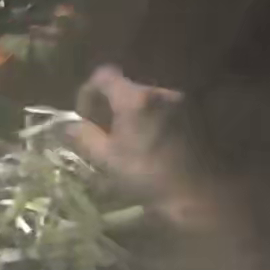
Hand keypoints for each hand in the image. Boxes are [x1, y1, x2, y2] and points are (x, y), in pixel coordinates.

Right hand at [69, 66, 218, 228]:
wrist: (201, 193)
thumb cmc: (147, 174)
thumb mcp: (105, 159)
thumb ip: (83, 136)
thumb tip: (68, 125)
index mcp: (135, 99)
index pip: (103, 76)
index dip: (88, 93)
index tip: (85, 118)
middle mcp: (162, 92)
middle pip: (127, 89)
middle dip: (111, 108)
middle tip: (106, 135)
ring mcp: (184, 102)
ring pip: (147, 102)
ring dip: (134, 117)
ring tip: (132, 144)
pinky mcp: (200, 115)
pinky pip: (166, 111)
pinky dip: (154, 123)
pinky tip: (155, 147)